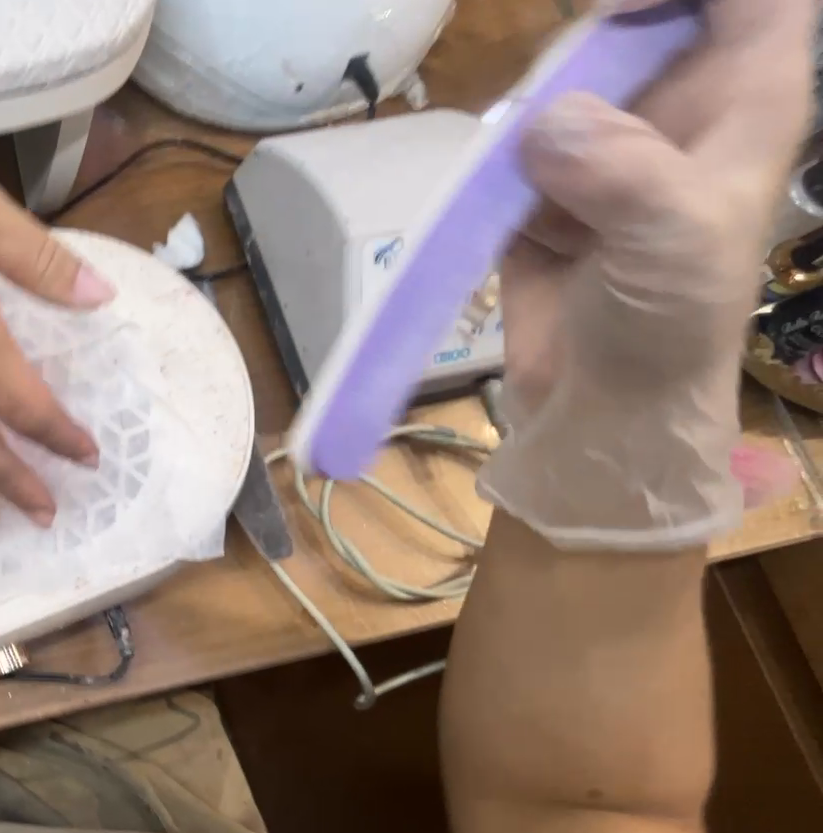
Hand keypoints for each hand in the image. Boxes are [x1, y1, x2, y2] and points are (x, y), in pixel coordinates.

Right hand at [479, 0, 817, 548]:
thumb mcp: (669, 238)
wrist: (600, 403)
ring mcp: (598, 167)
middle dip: (582, 55)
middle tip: (538, 113)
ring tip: (508, 176)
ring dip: (522, 125)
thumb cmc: (669, 322)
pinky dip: (483, 178)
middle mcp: (671, 124)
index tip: (608, 15)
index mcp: (743, 107)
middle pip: (638, 38)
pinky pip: (505, 166)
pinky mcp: (536, 209)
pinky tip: (480, 205)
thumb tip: (541, 122)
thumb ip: (620, 171)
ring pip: (560, 100)